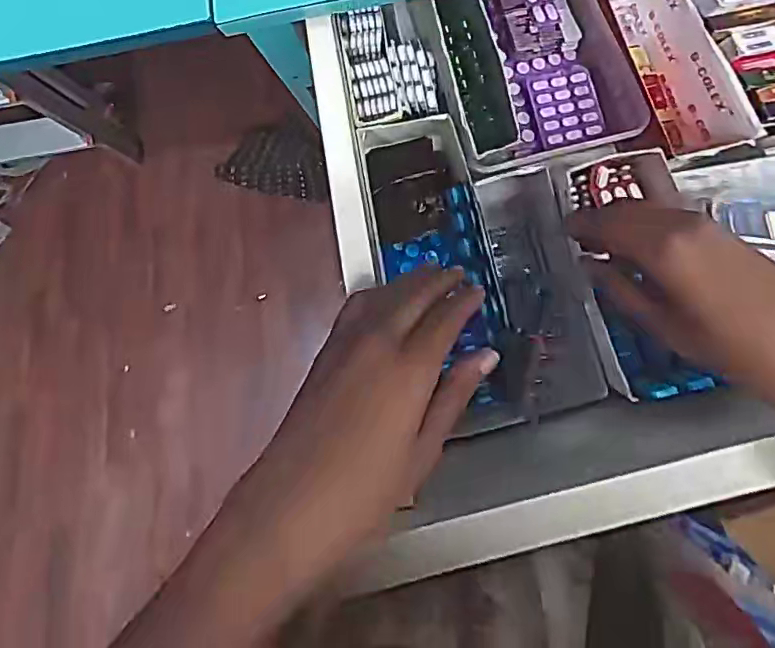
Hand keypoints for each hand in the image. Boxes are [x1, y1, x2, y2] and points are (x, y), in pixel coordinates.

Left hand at [224, 266, 499, 569]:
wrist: (291, 501)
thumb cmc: (365, 491)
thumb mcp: (423, 450)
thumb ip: (454, 395)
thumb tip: (484, 357)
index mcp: (409, 368)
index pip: (445, 318)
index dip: (464, 301)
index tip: (478, 292)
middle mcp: (378, 342)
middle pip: (414, 294)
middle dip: (439, 280)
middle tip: (458, 273)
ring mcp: (347, 341)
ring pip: (385, 293)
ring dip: (410, 280)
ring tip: (429, 275)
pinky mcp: (326, 348)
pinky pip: (358, 304)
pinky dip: (380, 292)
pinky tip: (385, 298)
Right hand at [567, 202, 774, 372]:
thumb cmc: (740, 351)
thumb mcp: (669, 329)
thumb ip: (624, 292)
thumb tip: (594, 268)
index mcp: (663, 244)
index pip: (607, 221)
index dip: (581, 224)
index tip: (564, 230)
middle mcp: (682, 222)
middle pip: (628, 207)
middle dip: (600, 217)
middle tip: (580, 235)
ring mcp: (706, 224)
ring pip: (650, 208)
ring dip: (625, 219)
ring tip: (607, 243)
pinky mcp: (724, 233)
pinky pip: (672, 217)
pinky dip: (649, 225)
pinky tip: (645, 249)